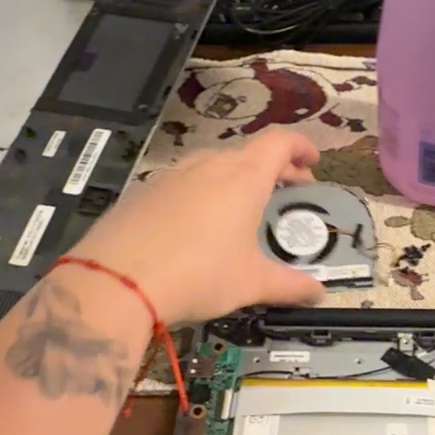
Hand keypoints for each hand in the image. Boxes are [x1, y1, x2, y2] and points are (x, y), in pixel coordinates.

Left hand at [66, 129, 326, 325]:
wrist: (117, 282)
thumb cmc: (198, 275)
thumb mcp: (251, 284)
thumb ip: (289, 286)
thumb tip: (318, 292)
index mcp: (243, 178)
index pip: (280, 142)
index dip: (301, 146)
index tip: (313, 161)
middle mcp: (208, 166)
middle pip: (248, 153)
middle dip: (274, 169)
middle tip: (288, 192)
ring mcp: (171, 176)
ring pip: (213, 165)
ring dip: (236, 178)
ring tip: (244, 208)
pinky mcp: (144, 193)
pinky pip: (184, 183)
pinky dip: (203, 193)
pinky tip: (199, 225)